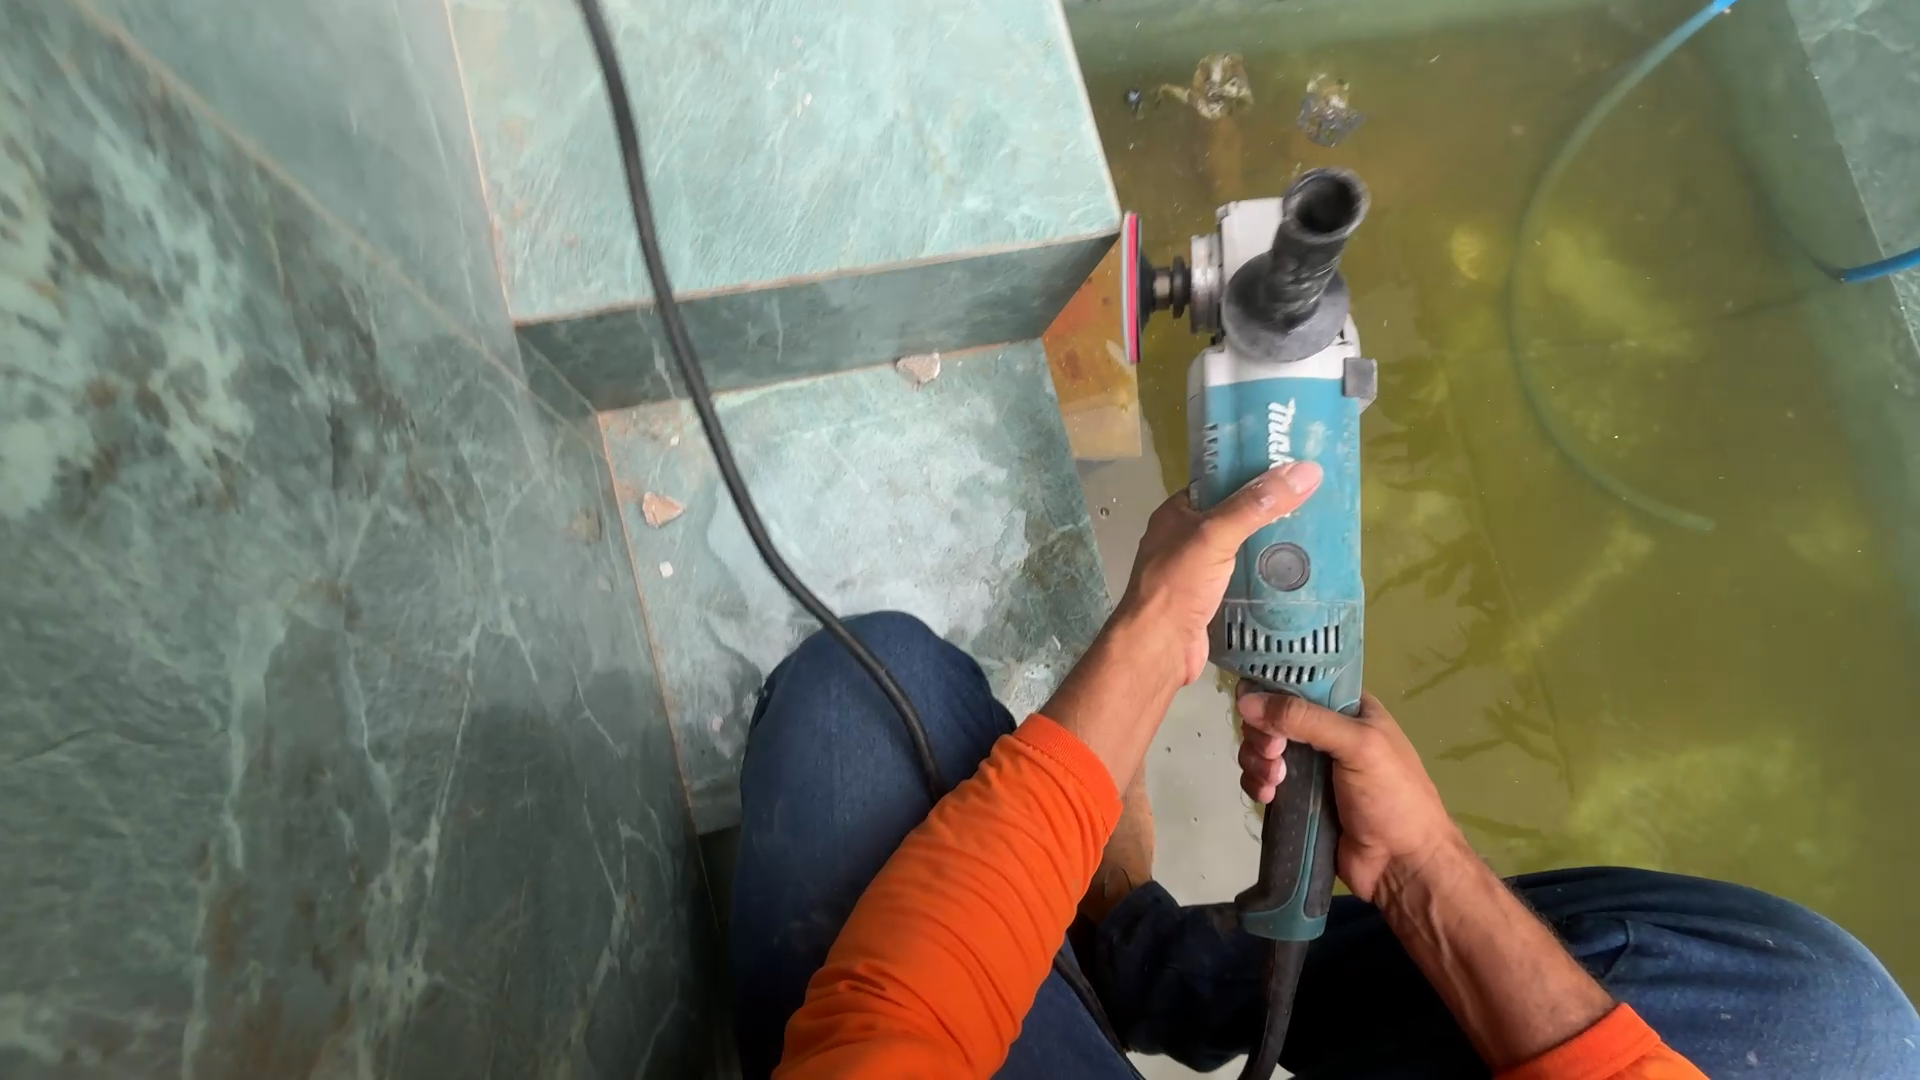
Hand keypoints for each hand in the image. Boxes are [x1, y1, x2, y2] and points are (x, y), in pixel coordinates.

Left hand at [1117, 462, 1322, 685]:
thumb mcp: (1215, 534)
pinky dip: (1267, 575)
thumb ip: (1256, 505)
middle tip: (1317, 501)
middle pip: (1234, 516)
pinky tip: (1298, 572)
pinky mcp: (1212, 598)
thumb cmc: (1177, 585)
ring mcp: (1198, 570)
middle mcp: (1185, 538)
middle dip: (1269, 511)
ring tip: (1319, 533)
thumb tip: (1305, 470)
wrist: (1160, 647)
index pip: (1218, 482)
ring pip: (1242, 549)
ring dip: (1272, 544)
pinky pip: (1245, 578)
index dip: (1251, 473)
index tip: (1293, 467)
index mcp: (1176, 513)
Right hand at [1236, 690, 1462, 902]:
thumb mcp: (1357, 745)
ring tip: (1274, 782)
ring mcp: (1308, 763)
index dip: (1270, 690)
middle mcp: (1324, 730)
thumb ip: (1303, 718)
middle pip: (1270, 714)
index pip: (1296, 681)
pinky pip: (1261, 776)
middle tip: (1274, 754)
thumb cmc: (1394, 797)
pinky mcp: (1296, 794)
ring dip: (1256, 759)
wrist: (1404, 867)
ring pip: (1261, 745)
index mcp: (1346, 708)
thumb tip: (1244, 701)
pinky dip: (1256, 782)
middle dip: (1262, 733)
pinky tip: (1267, 797)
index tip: (1257, 707)